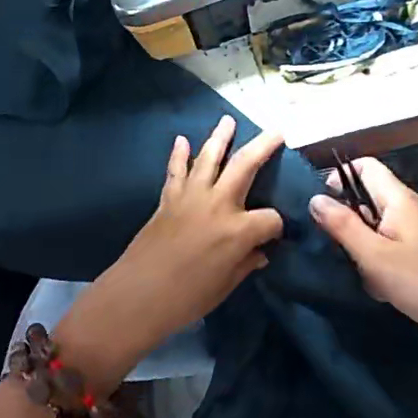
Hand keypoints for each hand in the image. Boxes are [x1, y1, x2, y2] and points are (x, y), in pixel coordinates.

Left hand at [56, 116, 284, 388]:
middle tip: (276, 131)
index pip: (271, 219)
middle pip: (245, 166)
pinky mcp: (168, 199)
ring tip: (228, 120)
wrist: (139, 293)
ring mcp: (191, 197)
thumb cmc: (188, 297)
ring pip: (208, 158)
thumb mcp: (226, 285)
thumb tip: (259, 253)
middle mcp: (218, 204)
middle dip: (263, 147)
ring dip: (220, 137)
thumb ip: (245, 263)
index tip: (274, 237)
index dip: (277, 227)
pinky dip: (179, 154)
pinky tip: (182, 140)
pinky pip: (176, 171)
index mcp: (239, 230)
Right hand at [309, 157, 417, 345]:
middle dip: (347, 218)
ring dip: (361, 245)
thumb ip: (342, 225)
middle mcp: (409, 208)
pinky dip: (377, 259)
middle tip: (336, 245)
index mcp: (399, 199)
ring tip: (360, 270)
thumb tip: (314, 199)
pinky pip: (387, 244)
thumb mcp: (374, 255)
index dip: (339, 177)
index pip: (366, 166)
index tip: (321, 205)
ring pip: (375, 225)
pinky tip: (379, 285)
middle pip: (367, 196)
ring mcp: (416, 230)